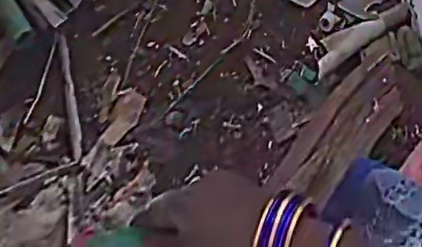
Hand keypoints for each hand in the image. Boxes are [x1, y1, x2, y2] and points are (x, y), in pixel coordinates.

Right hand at [134, 171, 268, 246]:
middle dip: (171, 225)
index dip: (143, 230)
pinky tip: (223, 234)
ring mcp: (226, 182)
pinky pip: (222, 202)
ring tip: (199, 240)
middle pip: (177, 205)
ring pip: (201, 203)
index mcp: (182, 201)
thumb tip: (141, 242)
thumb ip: (161, 246)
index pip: (152, 213)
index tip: (139, 241)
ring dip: (195, 221)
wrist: (283, 239)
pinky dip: (217, 217)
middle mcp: (200, 183)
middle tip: (171, 242)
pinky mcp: (249, 188)